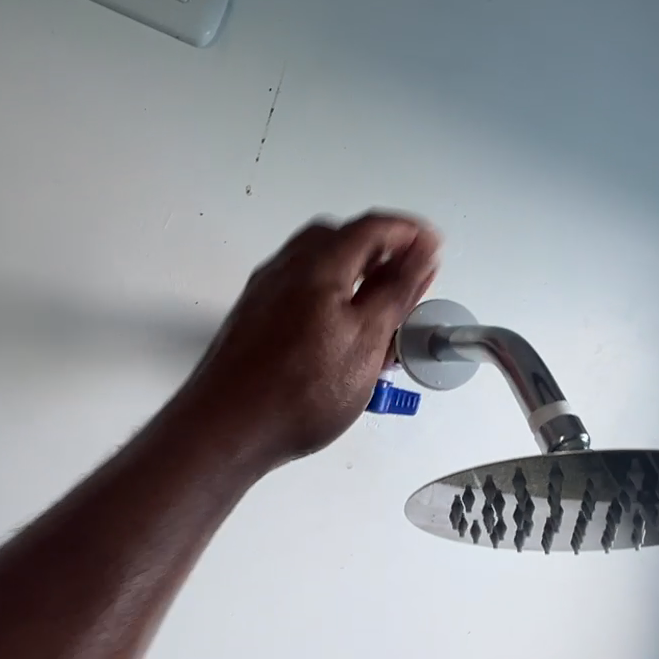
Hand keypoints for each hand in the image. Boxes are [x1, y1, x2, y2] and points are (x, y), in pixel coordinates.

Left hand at [176, 213, 441, 470]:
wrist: (227, 430)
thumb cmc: (297, 391)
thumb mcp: (367, 338)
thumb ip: (396, 290)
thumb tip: (420, 253)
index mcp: (317, 266)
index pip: (371, 228)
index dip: (408, 233)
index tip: (431, 245)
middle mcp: (285, 271)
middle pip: (339, 241)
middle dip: (379, 251)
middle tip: (407, 275)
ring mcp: (264, 296)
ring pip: (318, 268)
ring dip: (354, 277)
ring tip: (380, 312)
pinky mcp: (254, 322)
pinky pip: (300, 294)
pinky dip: (330, 299)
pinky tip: (342, 334)